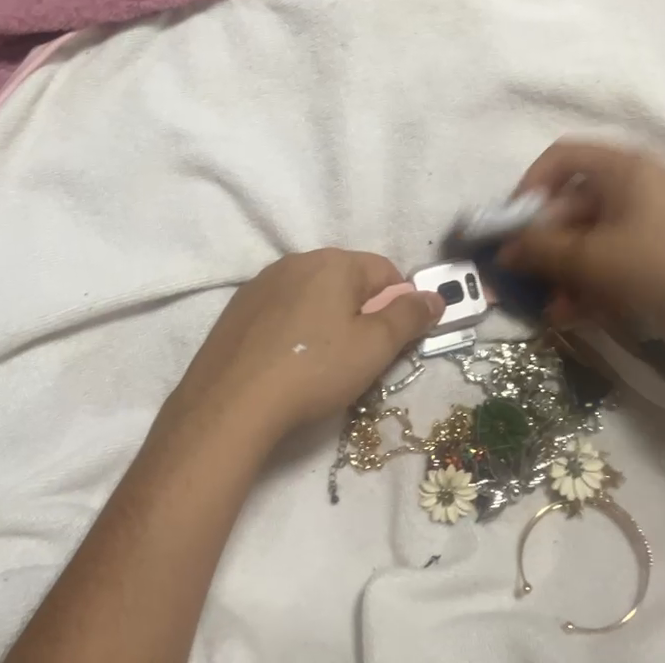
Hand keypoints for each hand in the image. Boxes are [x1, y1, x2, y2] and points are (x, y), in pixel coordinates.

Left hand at [169, 249, 442, 441]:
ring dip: (325, 320)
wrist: (230, 404)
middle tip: (358, 357)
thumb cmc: (314, 370)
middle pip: (346, 280)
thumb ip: (409, 316)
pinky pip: (280, 311)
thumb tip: (434, 296)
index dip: (399, 305)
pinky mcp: (237, 309)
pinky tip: (286, 363)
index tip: (393, 342)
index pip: (385, 271)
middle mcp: (297, 261)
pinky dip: (292, 329)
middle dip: (360, 312)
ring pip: (311, 295)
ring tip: (320, 365)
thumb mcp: (374, 348)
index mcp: (334, 262)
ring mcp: (261, 283)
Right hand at [497, 140, 664, 345]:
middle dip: (548, 244)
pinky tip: (582, 313)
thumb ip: (543, 251)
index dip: (530, 187)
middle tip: (532, 280)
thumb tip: (503, 251)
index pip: (561, 157)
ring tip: (557, 308)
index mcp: (624, 168)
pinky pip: (618, 255)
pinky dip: (597, 280)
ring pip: (594, 236)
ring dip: (569, 271)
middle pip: (575, 203)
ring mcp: (653, 217)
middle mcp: (638, 183)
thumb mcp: (597, 260)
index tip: (515, 227)